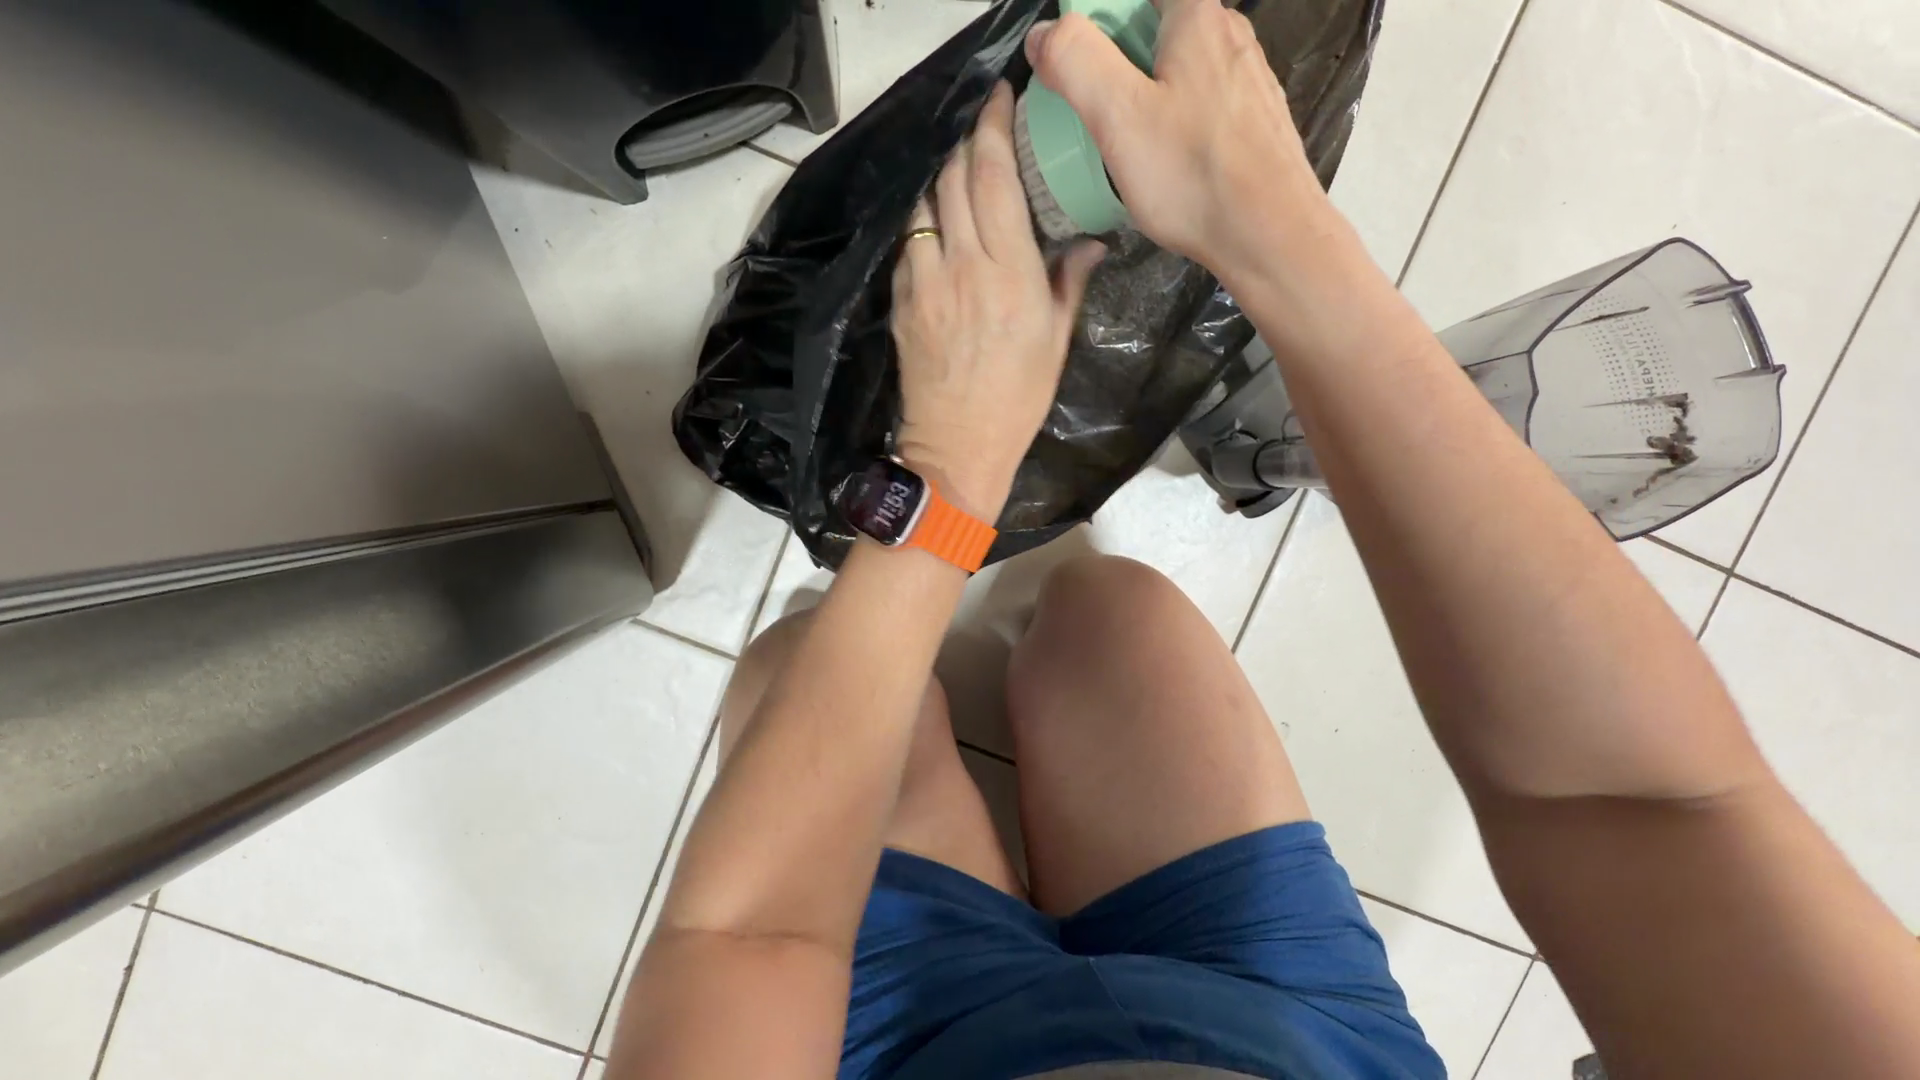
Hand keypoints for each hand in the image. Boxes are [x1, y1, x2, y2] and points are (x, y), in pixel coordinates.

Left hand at [891, 81, 1106, 520]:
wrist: (957, 446)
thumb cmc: (1018, 399)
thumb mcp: (1056, 340)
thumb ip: (1068, 281)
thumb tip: (1088, 243)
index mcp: (1010, 272)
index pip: (993, 177)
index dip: (992, 128)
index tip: (998, 100)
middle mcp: (962, 266)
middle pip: (952, 179)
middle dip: (965, 146)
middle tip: (982, 137)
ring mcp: (924, 282)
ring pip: (924, 206)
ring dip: (940, 181)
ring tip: (959, 179)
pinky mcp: (901, 301)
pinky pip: (908, 244)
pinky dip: (923, 223)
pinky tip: (938, 229)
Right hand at [1025, 0, 1329, 279]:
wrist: (1271, 236)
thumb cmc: (1193, 175)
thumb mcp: (1118, 115)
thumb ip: (1075, 62)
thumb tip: (1043, 33)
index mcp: (1197, 15)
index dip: (1095, 25)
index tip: (1079, 73)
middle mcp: (1230, 33)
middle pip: (1154, 27)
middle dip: (1116, 63)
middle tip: (1096, 115)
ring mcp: (1249, 77)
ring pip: (1178, 69)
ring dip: (1144, 97)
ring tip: (1128, 147)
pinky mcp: (1256, 120)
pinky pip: (1201, 104)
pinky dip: (1174, 123)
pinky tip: (1167, 164)